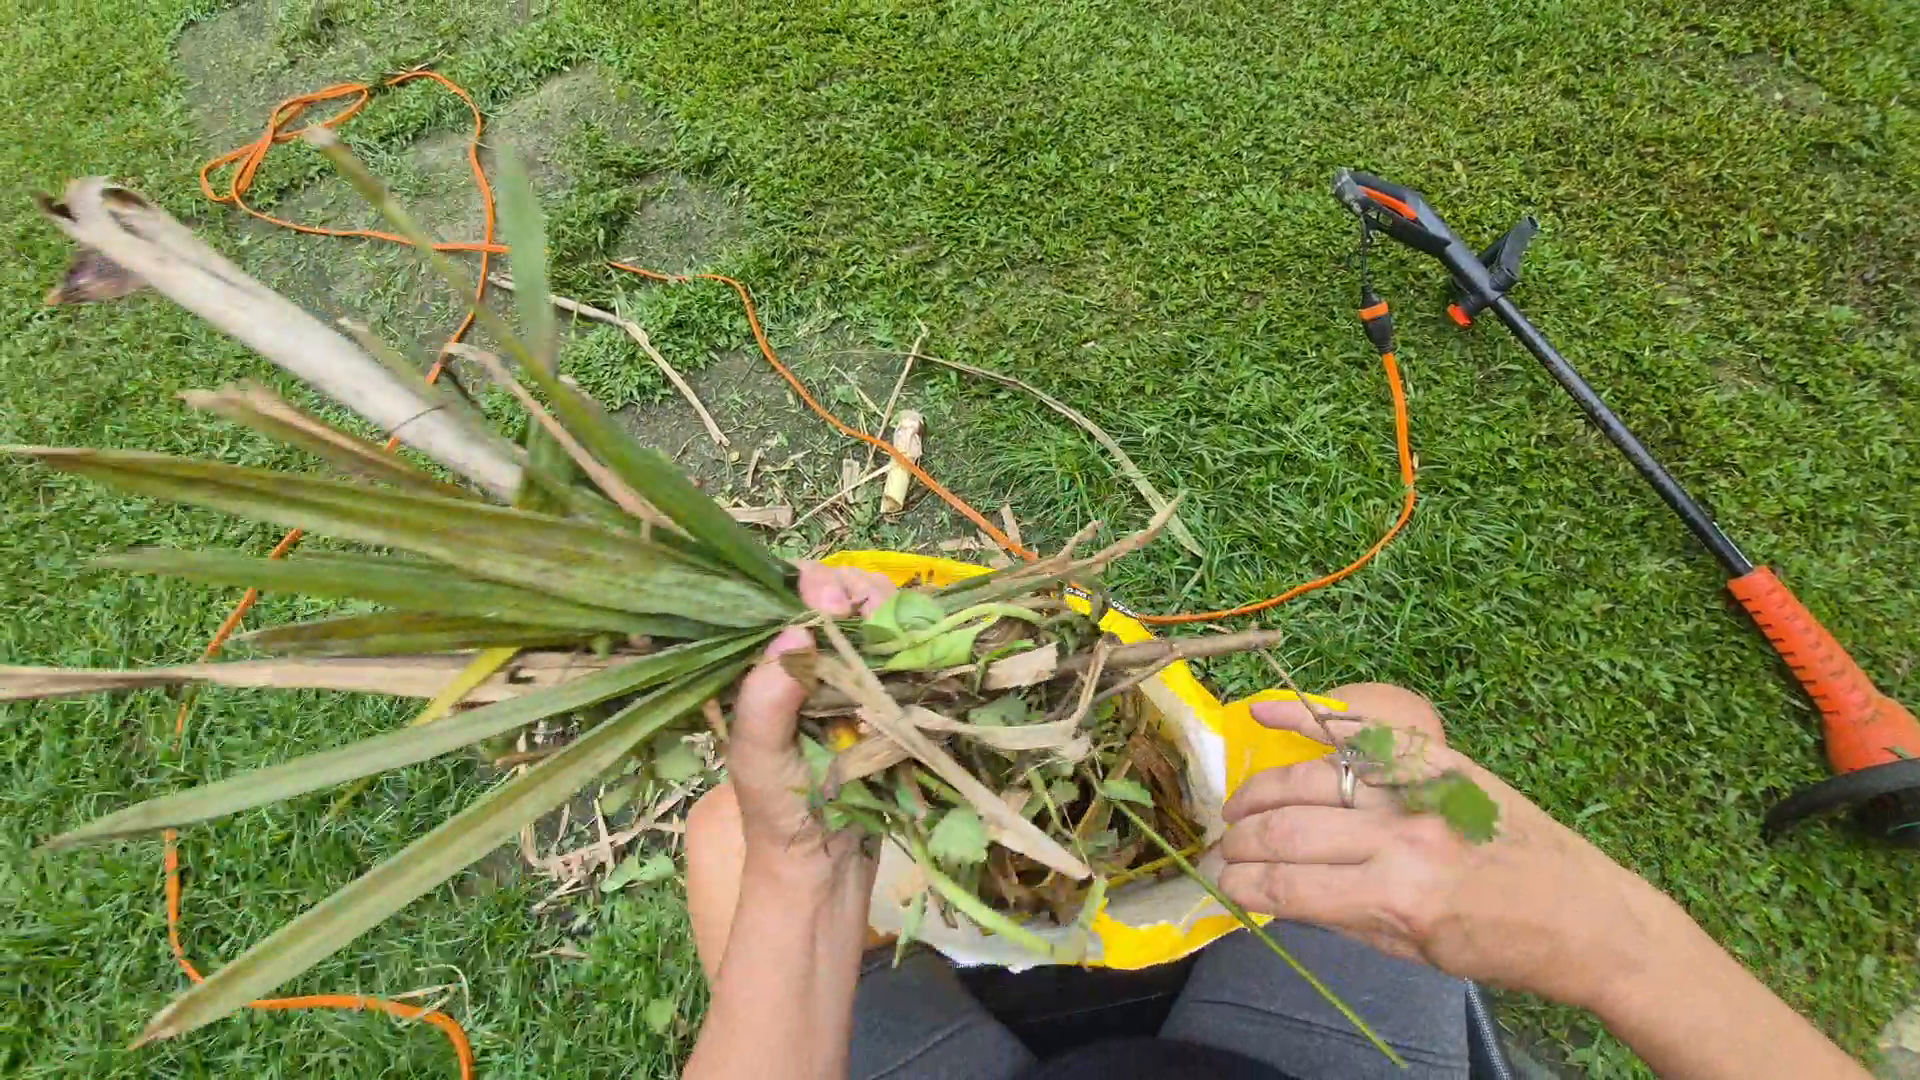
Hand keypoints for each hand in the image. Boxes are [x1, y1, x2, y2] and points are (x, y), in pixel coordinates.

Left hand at [727, 562, 896, 887]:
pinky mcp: (887, 697)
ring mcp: (852, 675)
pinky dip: (920, 646)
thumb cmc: (780, 816)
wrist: (825, 870)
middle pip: (842, 594)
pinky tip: (925, 655)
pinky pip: (908, 654)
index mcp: (769, 663)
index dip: (816, 586)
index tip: (837, 609)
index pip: (789, 595)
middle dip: (862, 593)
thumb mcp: (758, 761)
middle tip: (876, 620)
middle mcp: (811, 658)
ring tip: (904, 639)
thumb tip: (797, 631)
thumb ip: (765, 701)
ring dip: (896, 616)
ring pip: (881, 617)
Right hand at [1217, 685, 1669, 1009]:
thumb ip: (1338, 917)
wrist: (1593, 917)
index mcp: (1398, 898)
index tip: (1220, 884)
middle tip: (1223, 849)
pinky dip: (1303, 715)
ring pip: (1306, 779)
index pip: (1288, 888)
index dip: (1242, 886)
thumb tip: (1272, 892)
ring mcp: (1414, 788)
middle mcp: (1399, 837)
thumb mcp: (1417, 954)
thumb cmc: (1502, 948)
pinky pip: (1355, 728)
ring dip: (1256, 794)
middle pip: (1287, 829)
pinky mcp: (1430, 758)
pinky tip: (1261, 710)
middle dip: (1240, 842)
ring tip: (1235, 810)